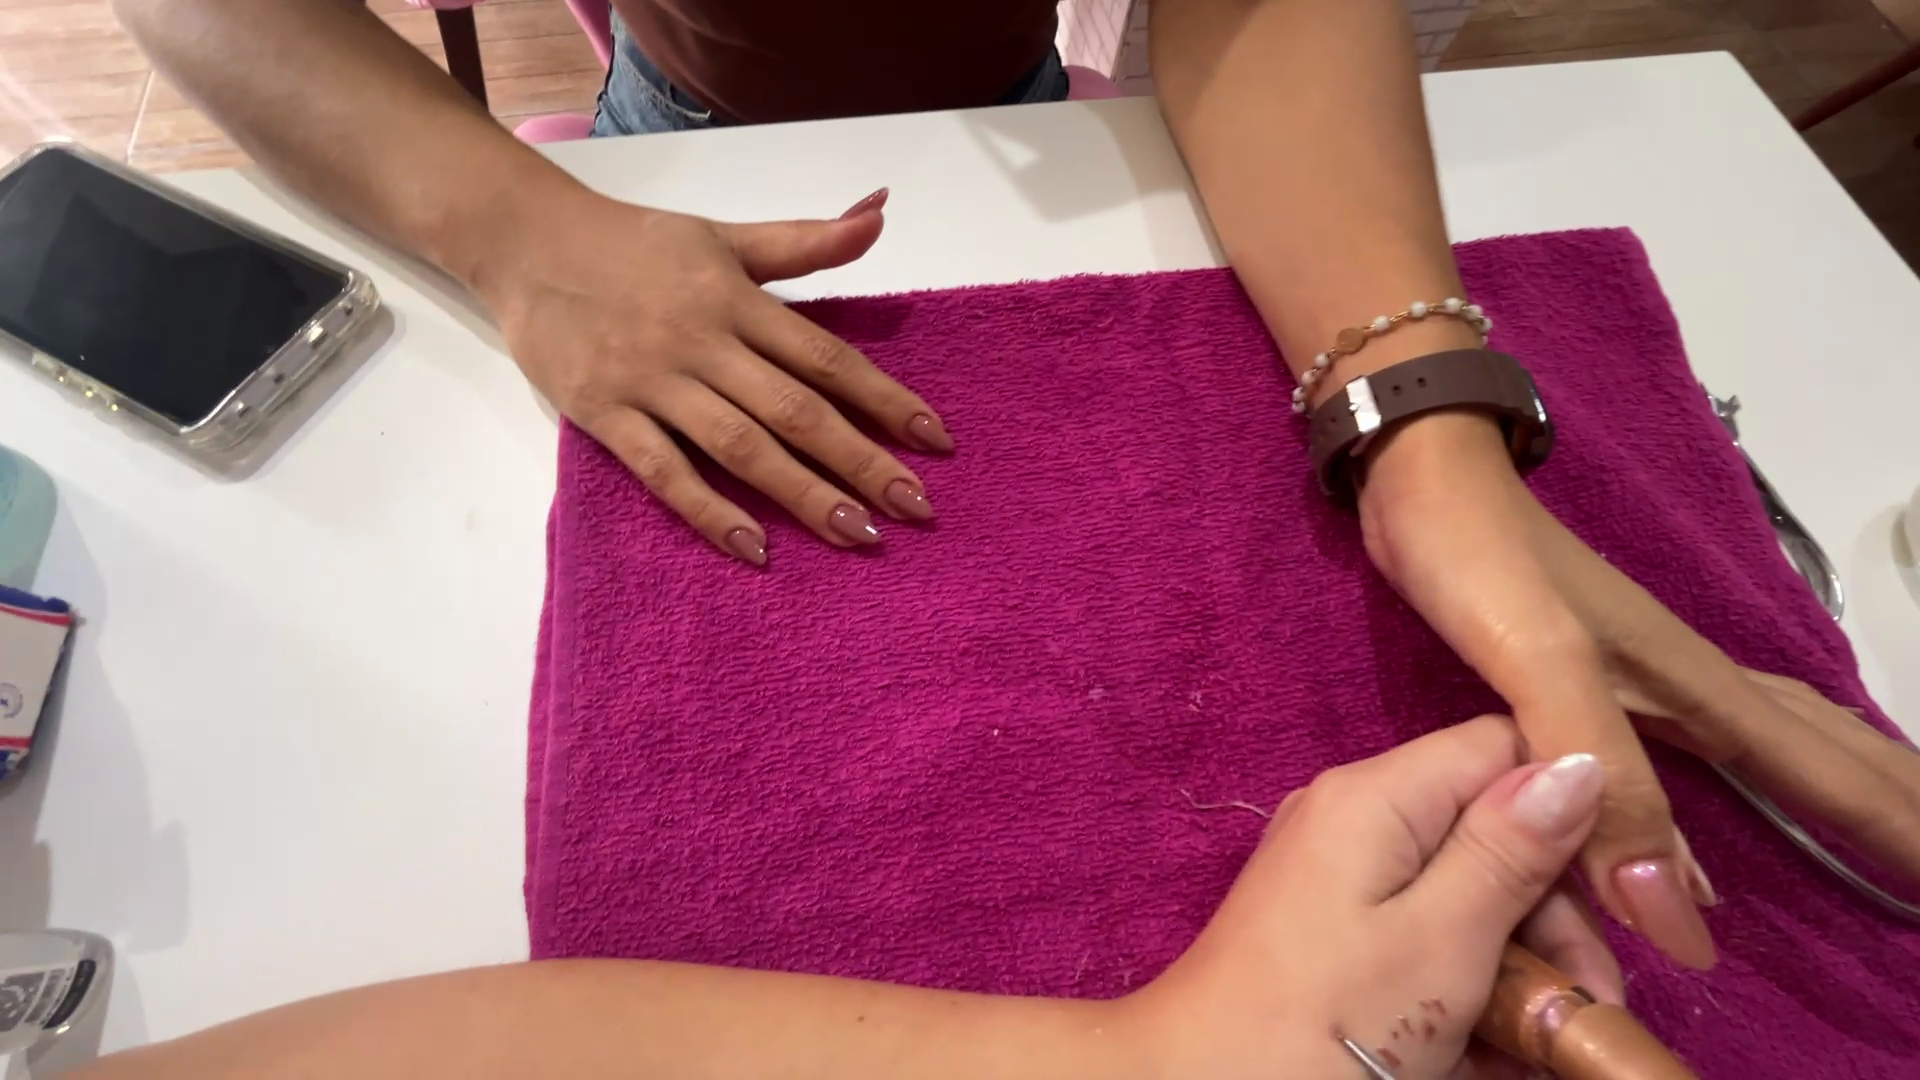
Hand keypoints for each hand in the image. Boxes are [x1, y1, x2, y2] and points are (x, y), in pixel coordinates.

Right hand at [474, 186, 949, 564]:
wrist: (523, 239)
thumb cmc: (638, 246)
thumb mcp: (727, 236)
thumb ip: (806, 242)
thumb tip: (879, 212)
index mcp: (740, 301)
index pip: (828, 359)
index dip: (886, 400)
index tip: (936, 440)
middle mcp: (705, 343)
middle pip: (797, 410)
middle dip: (861, 461)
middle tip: (915, 508)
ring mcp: (654, 382)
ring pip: (741, 446)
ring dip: (802, 494)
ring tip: (858, 535)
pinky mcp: (604, 414)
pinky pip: (663, 471)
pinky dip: (708, 511)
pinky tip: (754, 550)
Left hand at [1125, 716, 1619, 1079]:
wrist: (1208, 1077)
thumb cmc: (1332, 1017)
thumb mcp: (1439, 939)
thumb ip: (1507, 849)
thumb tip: (1575, 759)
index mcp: (1373, 795)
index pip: (1497, 748)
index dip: (1571, 808)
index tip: (1624, 902)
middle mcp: (1351, 812)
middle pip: (1486, 824)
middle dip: (1549, 911)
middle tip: (1583, 1001)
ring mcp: (1337, 864)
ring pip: (1463, 885)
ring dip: (1517, 960)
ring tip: (1528, 1047)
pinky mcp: (1332, 915)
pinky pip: (1421, 922)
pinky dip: (1464, 977)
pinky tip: (1481, 1047)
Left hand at [1354, 411, 1919, 971]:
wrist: (1418, 482)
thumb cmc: (1481, 562)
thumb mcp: (1541, 662)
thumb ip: (1604, 770)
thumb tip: (1671, 906)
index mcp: (1691, 684)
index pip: (1830, 774)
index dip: (1901, 837)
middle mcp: (1675, 675)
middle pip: (1817, 747)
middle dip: (1886, 809)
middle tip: (1919, 871)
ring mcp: (1620, 661)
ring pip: (1751, 730)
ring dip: (1810, 782)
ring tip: (1851, 832)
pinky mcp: (1564, 654)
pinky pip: (1670, 722)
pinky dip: (1713, 757)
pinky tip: (1698, 766)